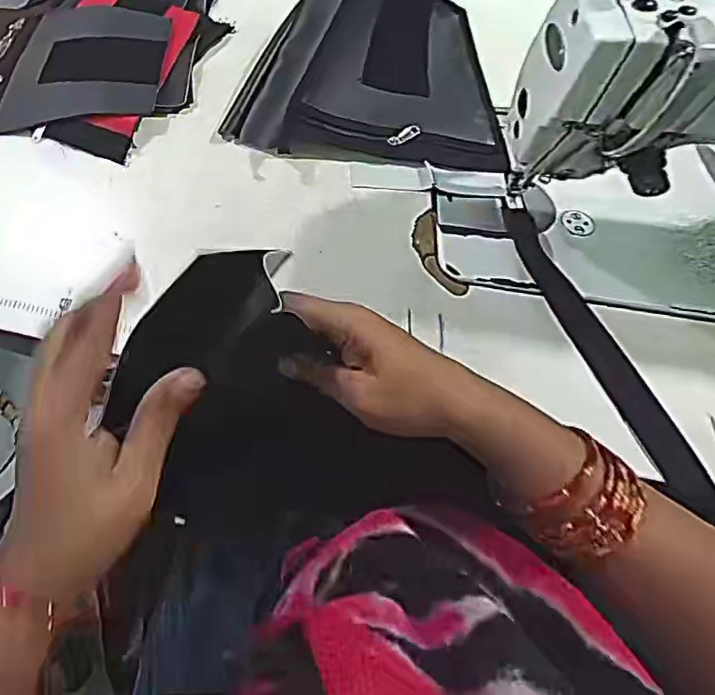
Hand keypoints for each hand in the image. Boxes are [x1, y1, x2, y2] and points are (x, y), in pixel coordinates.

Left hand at [0, 265, 205, 604]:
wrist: (37, 571)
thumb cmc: (81, 535)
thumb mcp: (134, 482)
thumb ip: (158, 420)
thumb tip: (186, 377)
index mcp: (63, 410)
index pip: (89, 335)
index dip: (110, 296)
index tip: (130, 272)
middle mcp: (42, 400)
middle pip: (62, 327)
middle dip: (95, 294)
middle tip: (127, 278)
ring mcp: (35, 407)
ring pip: (54, 342)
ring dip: (85, 314)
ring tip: (118, 300)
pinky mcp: (38, 417)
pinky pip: (55, 362)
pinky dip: (77, 340)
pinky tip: (100, 346)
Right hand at [279, 292, 588, 500]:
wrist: (463, 409)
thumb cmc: (419, 398)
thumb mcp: (355, 394)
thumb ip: (314, 374)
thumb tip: (286, 363)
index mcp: (348, 319)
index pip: (294, 304)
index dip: (269, 318)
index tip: (251, 337)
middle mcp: (356, 317)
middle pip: (304, 315)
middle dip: (283, 334)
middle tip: (264, 362)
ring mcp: (365, 329)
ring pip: (319, 329)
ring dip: (303, 346)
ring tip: (287, 371)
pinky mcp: (372, 343)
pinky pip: (335, 341)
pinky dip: (322, 353)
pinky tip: (317, 375)